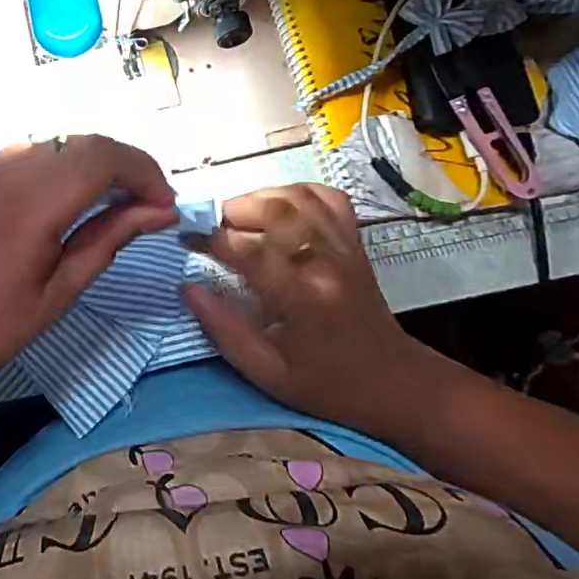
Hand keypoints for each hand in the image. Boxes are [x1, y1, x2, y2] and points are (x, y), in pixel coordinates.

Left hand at [0, 135, 178, 391]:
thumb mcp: (62, 290)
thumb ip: (111, 237)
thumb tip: (162, 210)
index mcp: (27, 208)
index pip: (102, 159)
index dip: (143, 172)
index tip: (165, 203)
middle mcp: (5, 173)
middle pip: (85, 142)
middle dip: (127, 164)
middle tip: (148, 202)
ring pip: (61, 142)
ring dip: (98, 161)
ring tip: (117, 199)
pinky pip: (34, 151)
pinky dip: (67, 164)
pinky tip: (75, 195)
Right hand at [182, 183, 447, 431]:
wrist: (393, 382)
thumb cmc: (326, 385)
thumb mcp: (266, 372)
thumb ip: (223, 329)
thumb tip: (188, 288)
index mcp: (301, 298)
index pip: (247, 249)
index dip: (210, 238)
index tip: (186, 239)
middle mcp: (325, 262)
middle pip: (274, 210)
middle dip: (231, 211)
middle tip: (209, 227)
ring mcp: (344, 246)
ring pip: (298, 196)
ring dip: (259, 197)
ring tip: (236, 217)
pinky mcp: (354, 241)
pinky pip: (327, 198)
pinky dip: (296, 193)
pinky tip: (277, 208)